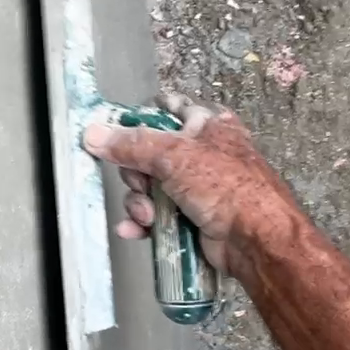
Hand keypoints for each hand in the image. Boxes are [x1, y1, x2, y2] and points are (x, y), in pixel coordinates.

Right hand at [81, 93, 304, 281]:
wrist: (257, 240)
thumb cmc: (225, 186)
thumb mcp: (174, 156)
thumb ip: (131, 144)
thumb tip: (93, 134)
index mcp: (205, 126)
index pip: (171, 108)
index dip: (145, 117)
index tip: (121, 131)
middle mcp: (201, 153)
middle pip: (149, 154)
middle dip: (137, 174)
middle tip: (142, 184)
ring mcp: (196, 188)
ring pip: (150, 187)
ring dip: (139, 203)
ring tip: (147, 216)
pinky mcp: (191, 218)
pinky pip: (157, 216)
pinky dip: (143, 223)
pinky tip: (134, 231)